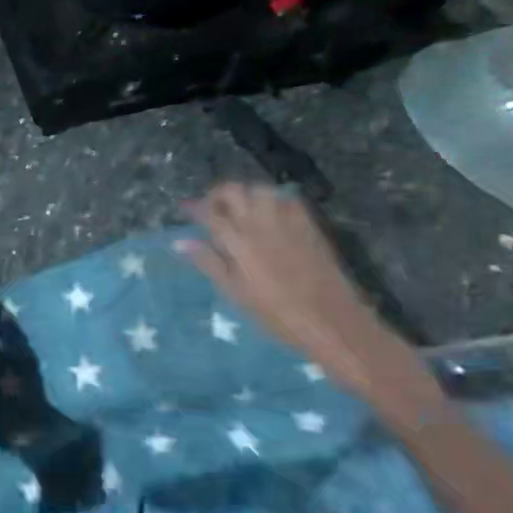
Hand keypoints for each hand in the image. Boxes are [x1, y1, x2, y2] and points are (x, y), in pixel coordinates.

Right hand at [176, 184, 444, 423]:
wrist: (332, 323)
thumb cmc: (276, 315)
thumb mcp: (235, 292)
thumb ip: (208, 262)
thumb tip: (180, 242)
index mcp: (239, 242)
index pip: (209, 212)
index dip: (194, 207)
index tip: (186, 209)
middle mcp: (261, 224)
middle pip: (234, 191)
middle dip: (218, 195)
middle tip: (212, 209)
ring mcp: (288, 222)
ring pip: (260, 190)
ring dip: (246, 194)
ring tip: (240, 210)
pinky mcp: (310, 226)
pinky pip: (287, 200)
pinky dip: (272, 200)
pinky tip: (269, 215)